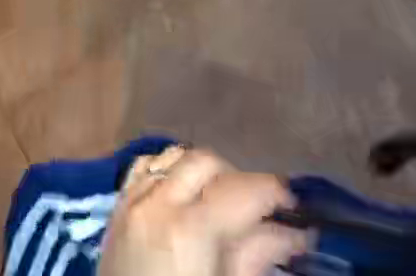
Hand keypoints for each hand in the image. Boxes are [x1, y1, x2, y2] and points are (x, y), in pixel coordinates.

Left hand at [100, 147, 308, 275]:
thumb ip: (256, 258)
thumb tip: (292, 233)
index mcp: (191, 231)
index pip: (240, 190)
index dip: (274, 192)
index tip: (298, 207)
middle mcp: (159, 201)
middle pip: (206, 162)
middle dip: (239, 179)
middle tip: (262, 212)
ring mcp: (133, 200)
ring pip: (174, 157)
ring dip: (203, 171)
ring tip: (224, 204)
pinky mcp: (117, 207)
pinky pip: (146, 167)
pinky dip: (170, 171)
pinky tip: (185, 196)